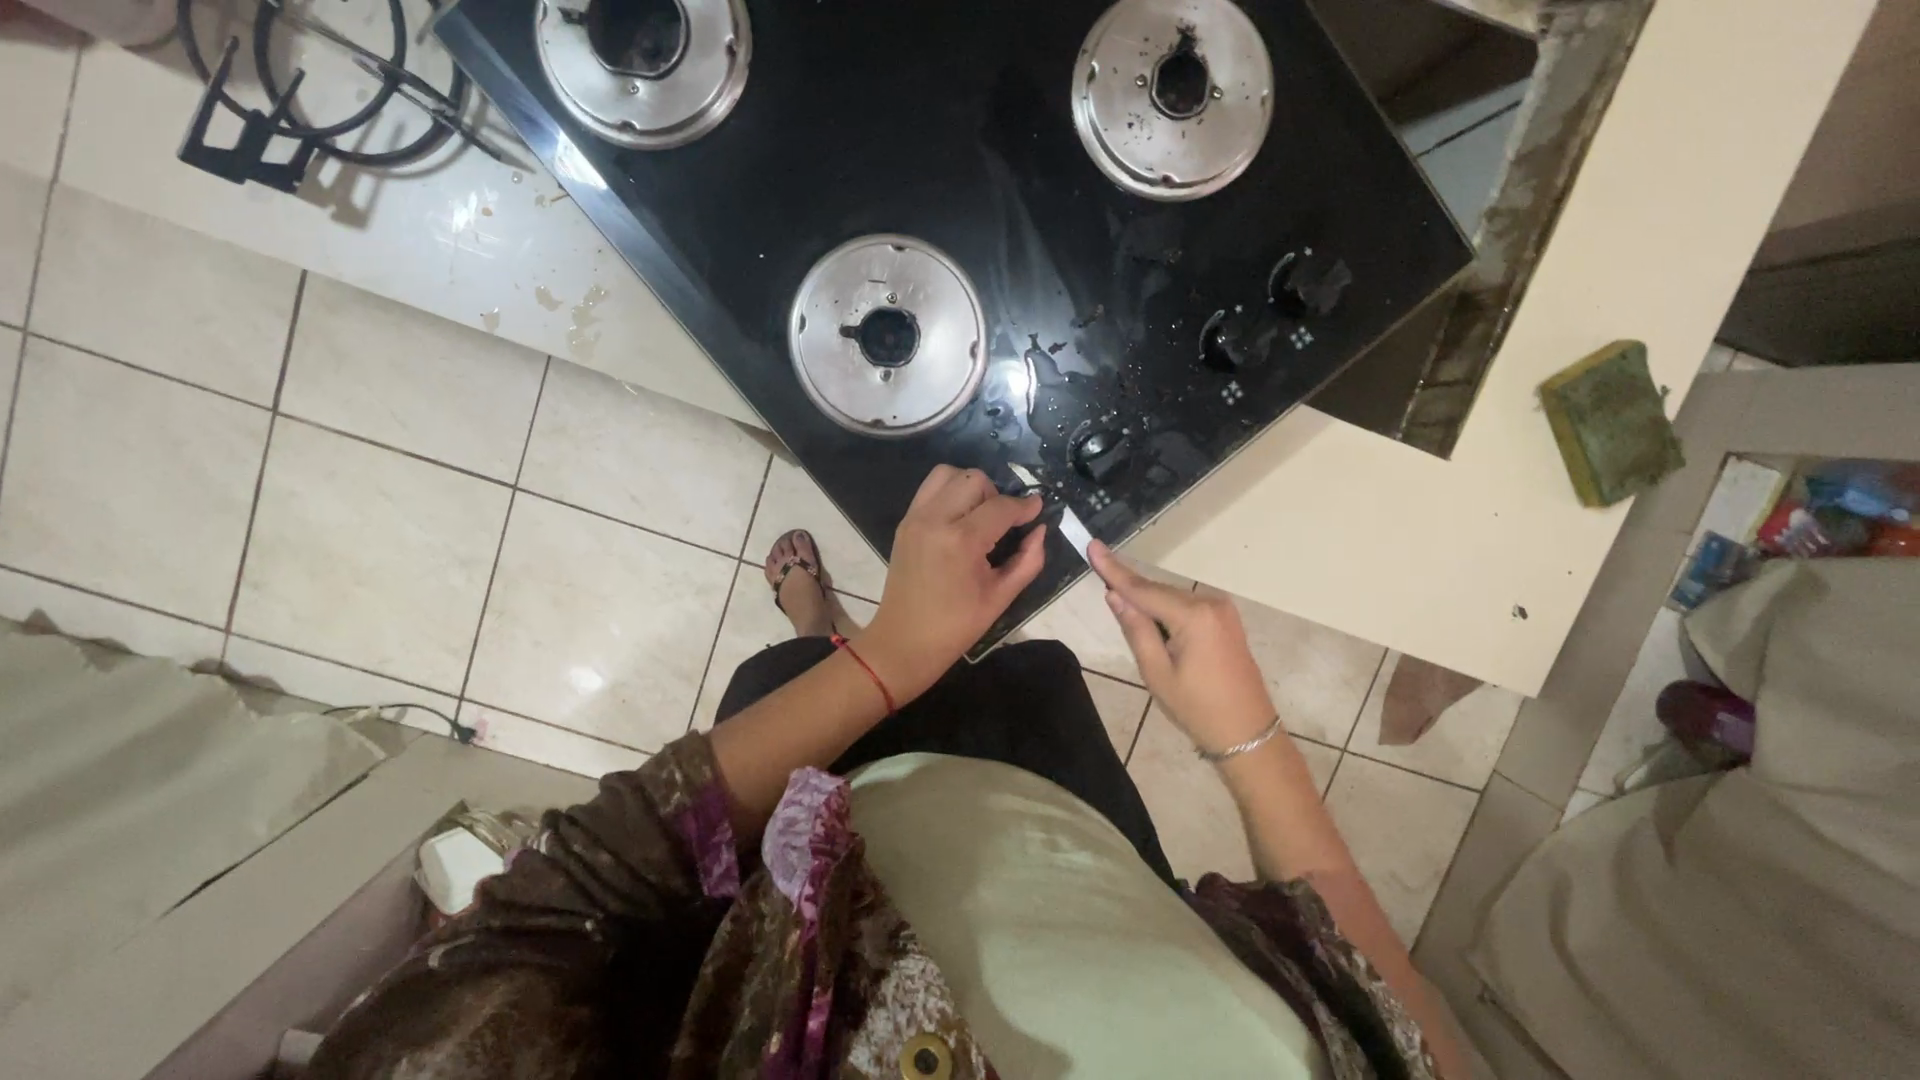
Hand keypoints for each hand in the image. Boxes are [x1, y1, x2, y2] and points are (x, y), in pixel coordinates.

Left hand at [854, 466, 1045, 702]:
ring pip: (948, 474)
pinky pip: (930, 489)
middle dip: (996, 495)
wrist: (904, 641)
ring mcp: (915, 518)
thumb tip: (1039, 530)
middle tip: (1003, 522)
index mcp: (961, 542)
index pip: (1001, 506)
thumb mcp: (1001, 597)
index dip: (1025, 506)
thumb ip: (1028, 560)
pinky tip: (960, 520)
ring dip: (970, 487)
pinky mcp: (905, 522)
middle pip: (974, 479)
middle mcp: (934, 520)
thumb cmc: (956, 627)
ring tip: (979, 516)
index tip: (1038, 509)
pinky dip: (950, 493)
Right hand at [1089, 541, 1278, 755]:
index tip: (1092, 545)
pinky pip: (1186, 607)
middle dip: (1130, 590)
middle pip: (1157, 591)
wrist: (1247, 733)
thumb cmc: (1197, 709)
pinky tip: (1152, 623)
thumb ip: (1136, 629)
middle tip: (1100, 581)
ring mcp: (1222, 610)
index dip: (1113, 569)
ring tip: (1126, 616)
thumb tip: (1114, 595)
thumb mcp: (1157, 672)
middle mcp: (1210, 603)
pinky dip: (1166, 611)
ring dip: (1148, 603)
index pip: (1142, 589)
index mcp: (1193, 616)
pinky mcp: (1227, 620)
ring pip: (1171, 598)